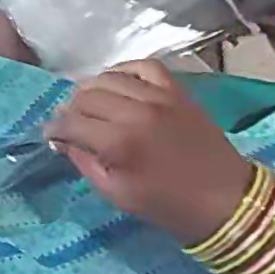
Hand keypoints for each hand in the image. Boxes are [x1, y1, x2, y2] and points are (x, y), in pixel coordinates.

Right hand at [45, 59, 253, 243]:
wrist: (224, 201)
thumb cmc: (166, 205)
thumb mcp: (115, 193)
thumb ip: (85, 162)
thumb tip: (64, 141)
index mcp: (119, 143)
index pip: (71, 123)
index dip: (54, 128)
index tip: (50, 135)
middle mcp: (136, 112)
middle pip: (87, 95)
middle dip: (70, 109)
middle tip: (70, 123)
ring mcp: (159, 97)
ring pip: (111, 77)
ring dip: (92, 89)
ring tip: (89, 103)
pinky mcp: (177, 92)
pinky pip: (145, 67)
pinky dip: (125, 71)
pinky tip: (117, 83)